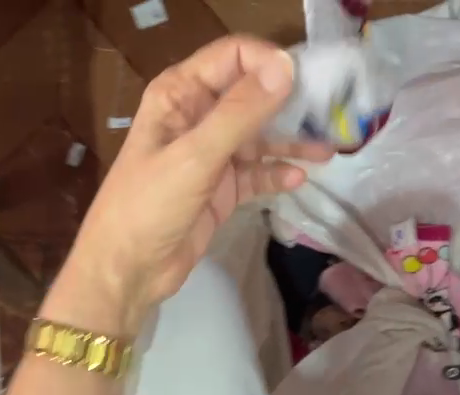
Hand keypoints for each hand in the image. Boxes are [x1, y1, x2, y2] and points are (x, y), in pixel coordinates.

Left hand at [41, 36, 331, 337]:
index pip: (233, 58)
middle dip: (290, 104)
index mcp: (180, 95)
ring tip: (328, 151)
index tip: (307, 82)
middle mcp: (196, 118)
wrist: (127, 271)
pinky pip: (255, 176)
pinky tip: (298, 180)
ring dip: (290, 143)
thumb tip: (285, 69)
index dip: (270, 64)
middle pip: (252, 97)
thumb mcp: (195, 156)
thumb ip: (240, 113)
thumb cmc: (148, 207)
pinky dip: (275, 176)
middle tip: (332, 114)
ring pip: (258, 139)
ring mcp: (210, 157)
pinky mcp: (219, 192)